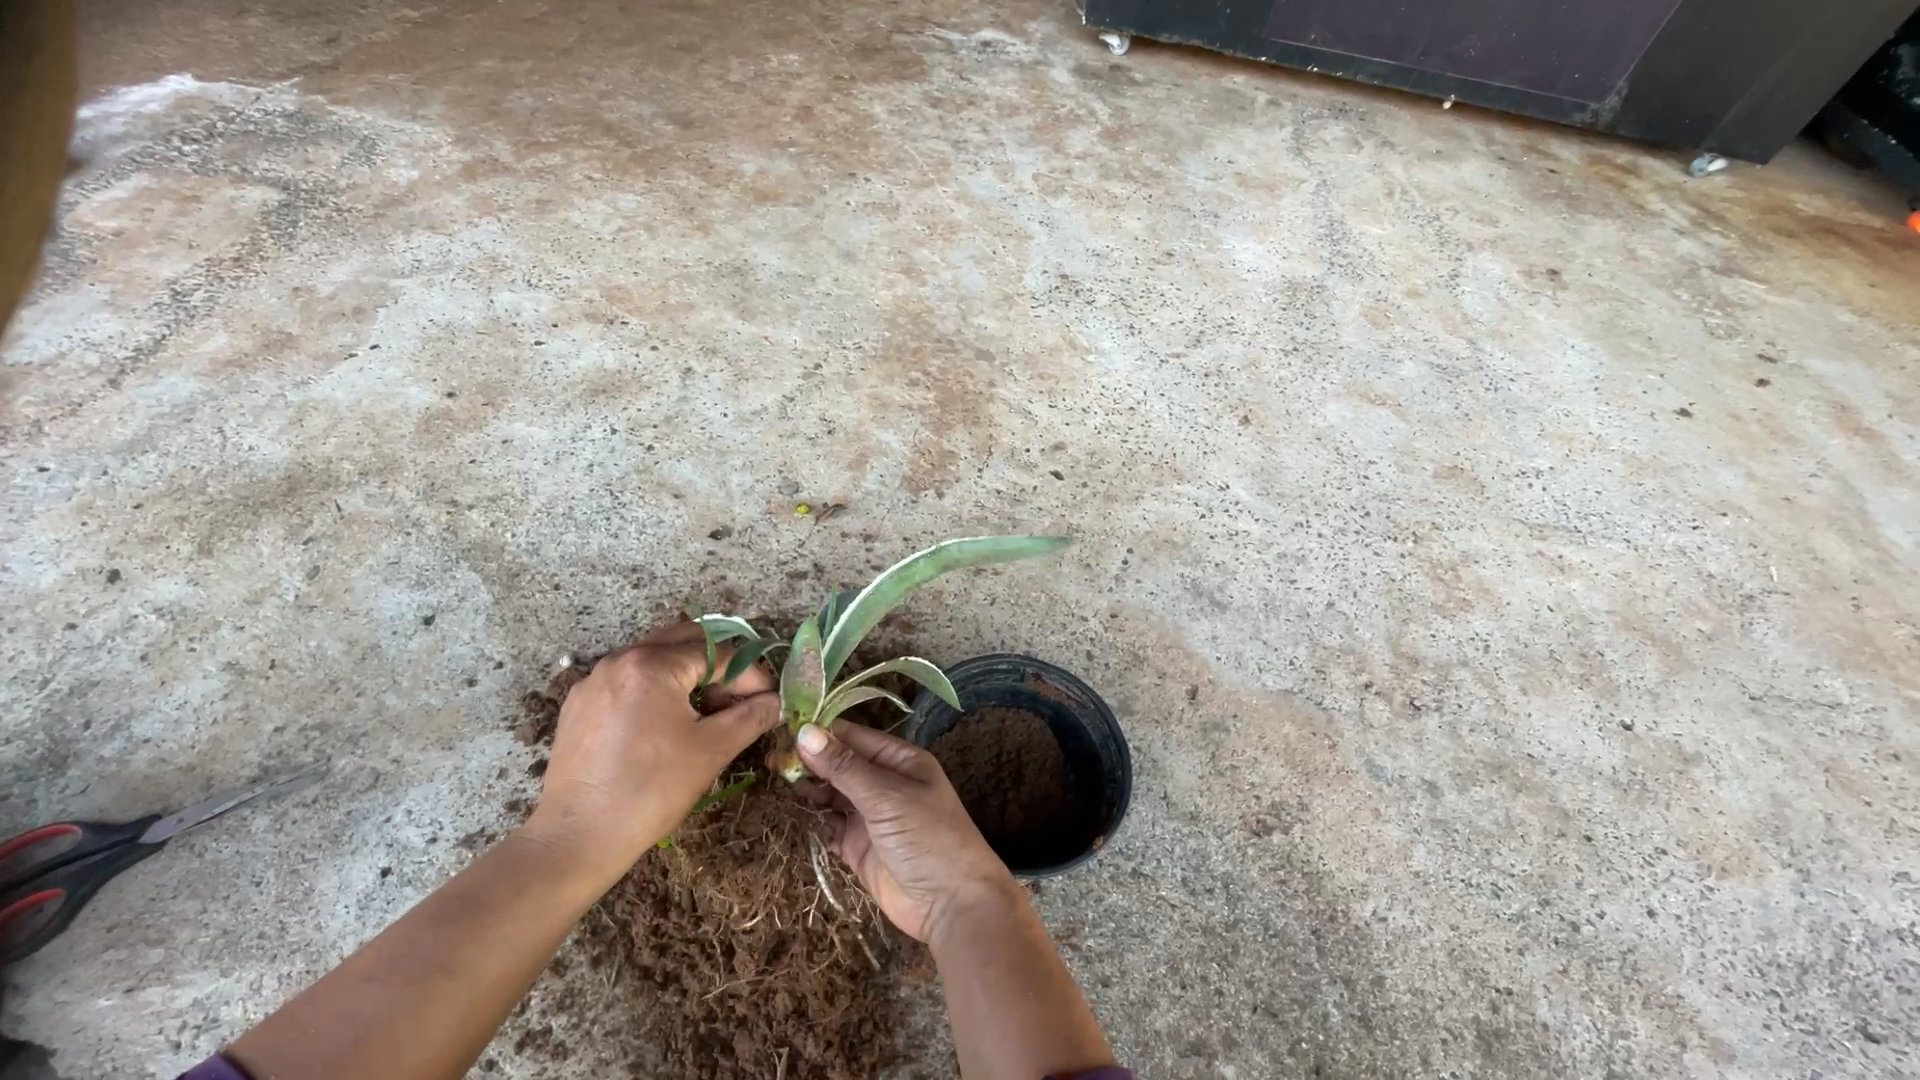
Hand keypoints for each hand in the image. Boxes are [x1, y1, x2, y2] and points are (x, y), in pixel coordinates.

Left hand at [524, 622, 779, 875]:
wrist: (578, 837)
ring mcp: (594, 681)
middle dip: (719, 665)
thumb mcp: (712, 751)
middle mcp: (620, 660)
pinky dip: (655, 689)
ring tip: (707, 711)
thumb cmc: (651, 790)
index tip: (769, 700)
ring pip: (654, 659)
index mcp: (653, 665)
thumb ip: (750, 717)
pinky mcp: (579, 704)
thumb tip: (775, 702)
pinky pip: (627, 681)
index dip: (750, 675)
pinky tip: (665, 724)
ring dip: (687, 675)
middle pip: (683, 642)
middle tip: (740, 697)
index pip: (718, 654)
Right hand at [796, 721, 1018, 943]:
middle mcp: (884, 783)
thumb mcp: (885, 797)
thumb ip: (843, 767)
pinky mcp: (858, 847)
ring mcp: (870, 816)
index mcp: (899, 760)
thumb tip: (805, 732)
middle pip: (839, 764)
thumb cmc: (927, 837)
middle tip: (772, 760)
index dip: (820, 733)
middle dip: (809, 762)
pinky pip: (829, 826)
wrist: (951, 904)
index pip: (853, 737)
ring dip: (809, 789)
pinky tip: (794, 813)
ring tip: (779, 783)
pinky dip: (813, 820)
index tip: (782, 730)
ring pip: (832, 794)